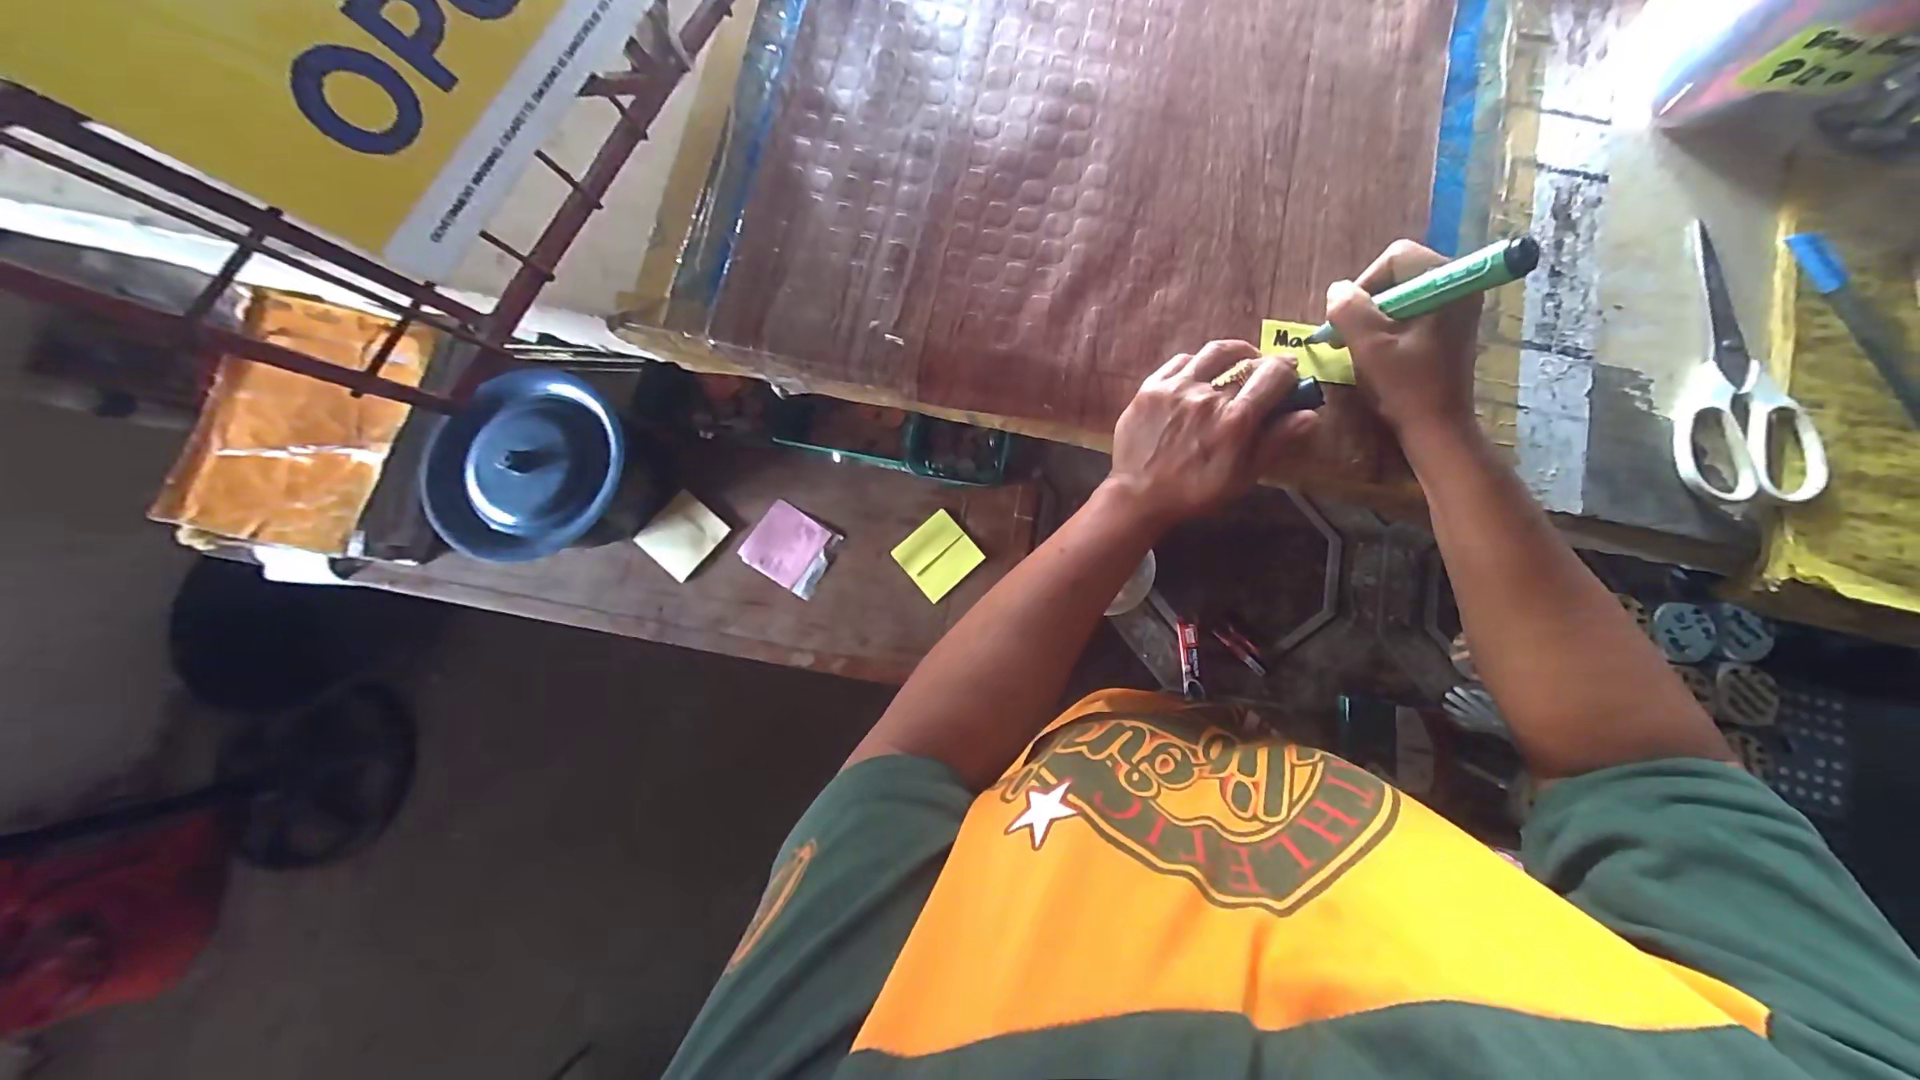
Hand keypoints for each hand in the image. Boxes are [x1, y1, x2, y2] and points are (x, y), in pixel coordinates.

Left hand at [1103, 339, 1319, 529]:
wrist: (1138, 496)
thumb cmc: (1194, 492)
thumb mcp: (1242, 476)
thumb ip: (1275, 442)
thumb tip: (1309, 414)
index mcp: (1234, 418)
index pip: (1274, 374)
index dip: (1288, 371)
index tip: (1290, 377)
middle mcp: (1207, 395)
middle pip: (1246, 362)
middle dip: (1262, 366)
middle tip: (1264, 375)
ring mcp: (1175, 388)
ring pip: (1213, 352)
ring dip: (1234, 353)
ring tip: (1239, 361)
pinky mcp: (1150, 388)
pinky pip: (1180, 361)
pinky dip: (1198, 362)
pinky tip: (1201, 373)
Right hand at [1325, 240, 1481, 436]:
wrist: (1436, 424)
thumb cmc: (1405, 385)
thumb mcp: (1369, 345)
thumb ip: (1349, 310)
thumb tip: (1337, 289)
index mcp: (1447, 282)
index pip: (1396, 258)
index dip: (1363, 285)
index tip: (1345, 320)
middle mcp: (1458, 285)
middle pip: (1398, 274)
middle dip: (1366, 302)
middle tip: (1347, 335)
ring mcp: (1456, 305)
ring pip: (1400, 294)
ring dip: (1373, 317)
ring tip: (1358, 346)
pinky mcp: (1449, 325)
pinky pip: (1409, 311)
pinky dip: (1387, 326)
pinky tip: (1376, 352)